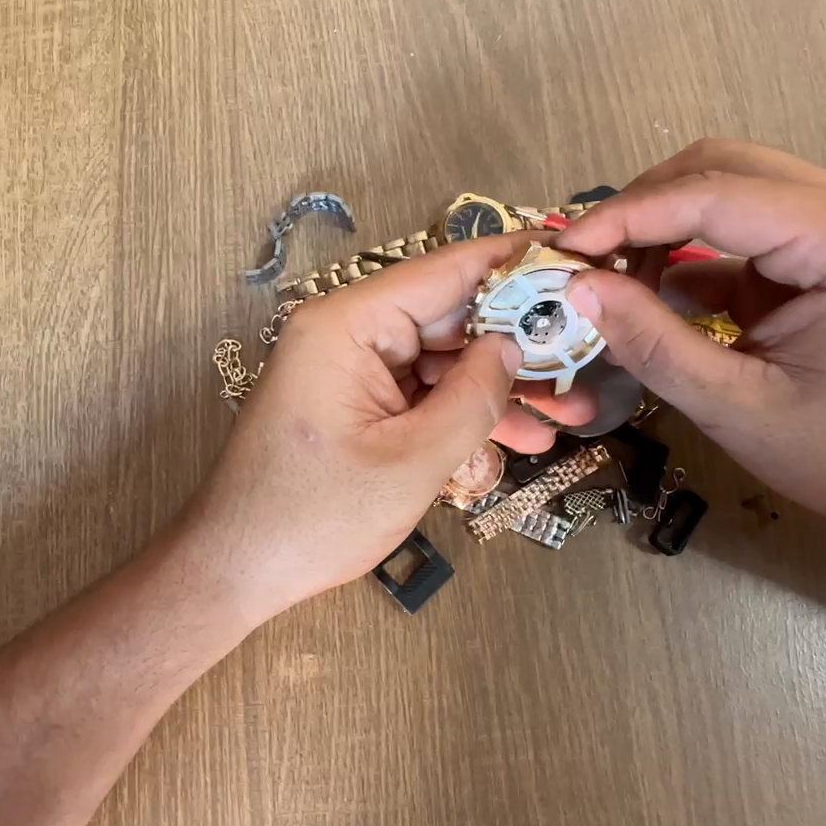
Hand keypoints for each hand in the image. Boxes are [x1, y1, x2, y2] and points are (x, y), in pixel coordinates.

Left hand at [180, 233, 591, 620]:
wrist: (237, 570)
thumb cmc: (315, 516)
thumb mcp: (412, 461)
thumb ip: (473, 397)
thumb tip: (513, 346)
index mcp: (347, 324)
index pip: (444, 272)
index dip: (512, 262)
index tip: (574, 256)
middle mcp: (347, 332)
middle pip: (448, 317)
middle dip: (517, 342)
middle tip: (587, 352)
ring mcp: (350, 369)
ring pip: (441, 360)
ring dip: (499, 387)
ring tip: (569, 412)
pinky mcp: (355, 403)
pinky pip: (420, 393)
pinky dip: (463, 412)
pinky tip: (521, 436)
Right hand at [556, 139, 825, 549]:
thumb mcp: (736, 407)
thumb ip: (652, 342)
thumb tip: (577, 288)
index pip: (717, 195)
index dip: (628, 216)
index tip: (562, 250)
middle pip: (722, 168)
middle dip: (641, 209)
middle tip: (582, 261)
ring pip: (727, 187)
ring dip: (659, 225)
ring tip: (611, 280)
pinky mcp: (824, 251)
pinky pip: (740, 227)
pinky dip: (685, 251)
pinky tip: (650, 294)